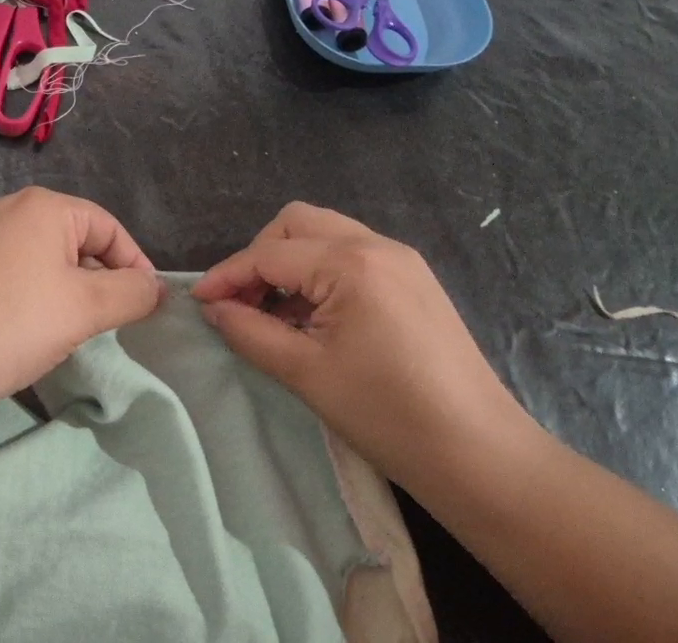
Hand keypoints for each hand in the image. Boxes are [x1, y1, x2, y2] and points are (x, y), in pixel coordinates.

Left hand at [0, 187, 158, 415]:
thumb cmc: (15, 324)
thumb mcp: (86, 309)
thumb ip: (132, 292)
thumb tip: (156, 287)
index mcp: (43, 206)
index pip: (107, 226)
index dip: (135, 264)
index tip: (146, 304)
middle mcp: (7, 209)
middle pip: (74, 238)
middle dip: (99, 278)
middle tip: (107, 321)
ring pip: (43, 257)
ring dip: (67, 290)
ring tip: (69, 329)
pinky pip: (12, 271)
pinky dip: (33, 295)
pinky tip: (28, 330)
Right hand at [193, 202, 533, 488]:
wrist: (479, 453)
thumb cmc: (387, 414)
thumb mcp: (306, 373)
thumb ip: (251, 332)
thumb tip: (215, 309)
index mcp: (350, 262)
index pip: (270, 254)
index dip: (228, 275)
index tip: (198, 301)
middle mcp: (377, 245)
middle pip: (297, 223)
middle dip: (259, 255)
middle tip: (242, 303)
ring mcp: (402, 259)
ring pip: (326, 234)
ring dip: (290, 262)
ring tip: (274, 313)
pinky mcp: (415, 280)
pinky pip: (352, 254)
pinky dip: (321, 272)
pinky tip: (313, 317)